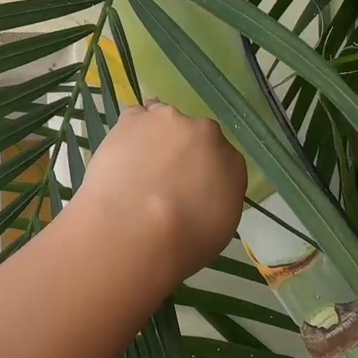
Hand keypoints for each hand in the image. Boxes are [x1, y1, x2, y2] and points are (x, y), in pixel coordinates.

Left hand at [67, 101, 245, 282]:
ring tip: (140, 167)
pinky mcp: (134, 117)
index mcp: (232, 161)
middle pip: (195, 135)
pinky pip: (136, 115)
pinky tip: (125, 150)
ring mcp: (168, 119)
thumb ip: (216, 196)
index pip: (223, 160)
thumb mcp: (219, 227)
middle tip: (165, 181)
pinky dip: (132, 129)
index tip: (191, 191)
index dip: (205, 175)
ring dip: (157, 137)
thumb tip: (201, 190)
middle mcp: (205, 132)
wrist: (135, 226)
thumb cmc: (183, 241)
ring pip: (165, 120)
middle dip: (183, 153)